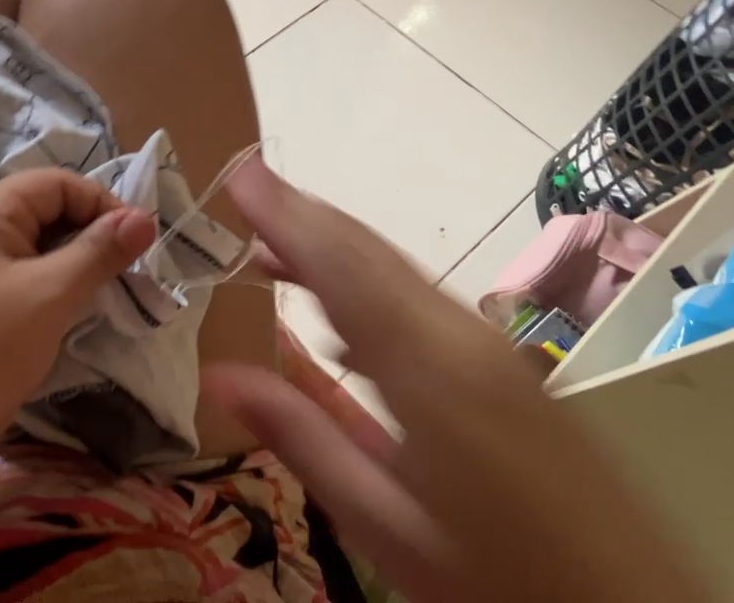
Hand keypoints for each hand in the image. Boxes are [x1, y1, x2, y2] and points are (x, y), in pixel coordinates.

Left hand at [0, 169, 155, 438]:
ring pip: (45, 239)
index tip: (140, 240)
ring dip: (83, 256)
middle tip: (134, 264)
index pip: (57, 183)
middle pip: (51, 206)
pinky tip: (87, 299)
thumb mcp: (51, 294)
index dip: (101, 203)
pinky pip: (34, 267)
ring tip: (117, 283)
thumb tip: (146, 218)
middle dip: (95, 229)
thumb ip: (99, 251)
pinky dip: (64, 277)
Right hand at [203, 161, 719, 602]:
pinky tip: (339, 315)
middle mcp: (464, 336)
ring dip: (332, 245)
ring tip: (268, 242)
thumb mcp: (388, 526)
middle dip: (303, 212)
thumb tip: (221, 375)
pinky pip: (424, 300)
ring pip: (397, 270)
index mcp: (429, 369)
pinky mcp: (512, 366)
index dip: (286, 213)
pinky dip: (369, 282)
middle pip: (371, 252)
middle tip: (244, 183)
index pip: (342, 265)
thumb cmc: (501, 579)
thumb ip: (305, 438)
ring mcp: (494, 348)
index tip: (239, 171)